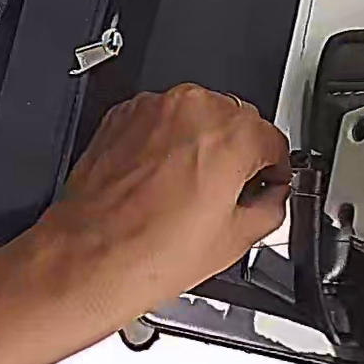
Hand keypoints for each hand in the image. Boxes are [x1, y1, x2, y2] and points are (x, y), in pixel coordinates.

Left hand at [27, 84, 289, 306]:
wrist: (89, 256)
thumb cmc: (149, 251)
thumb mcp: (235, 239)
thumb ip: (269, 206)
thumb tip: (270, 196)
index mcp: (231, 135)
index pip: (274, 139)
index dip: (274, 167)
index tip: (268, 180)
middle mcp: (194, 109)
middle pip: (237, 121)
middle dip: (238, 153)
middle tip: (228, 190)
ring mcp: (156, 108)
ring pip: (198, 116)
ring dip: (201, 143)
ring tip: (187, 188)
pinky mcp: (125, 113)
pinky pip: (162, 119)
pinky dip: (166, 140)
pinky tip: (160, 179)